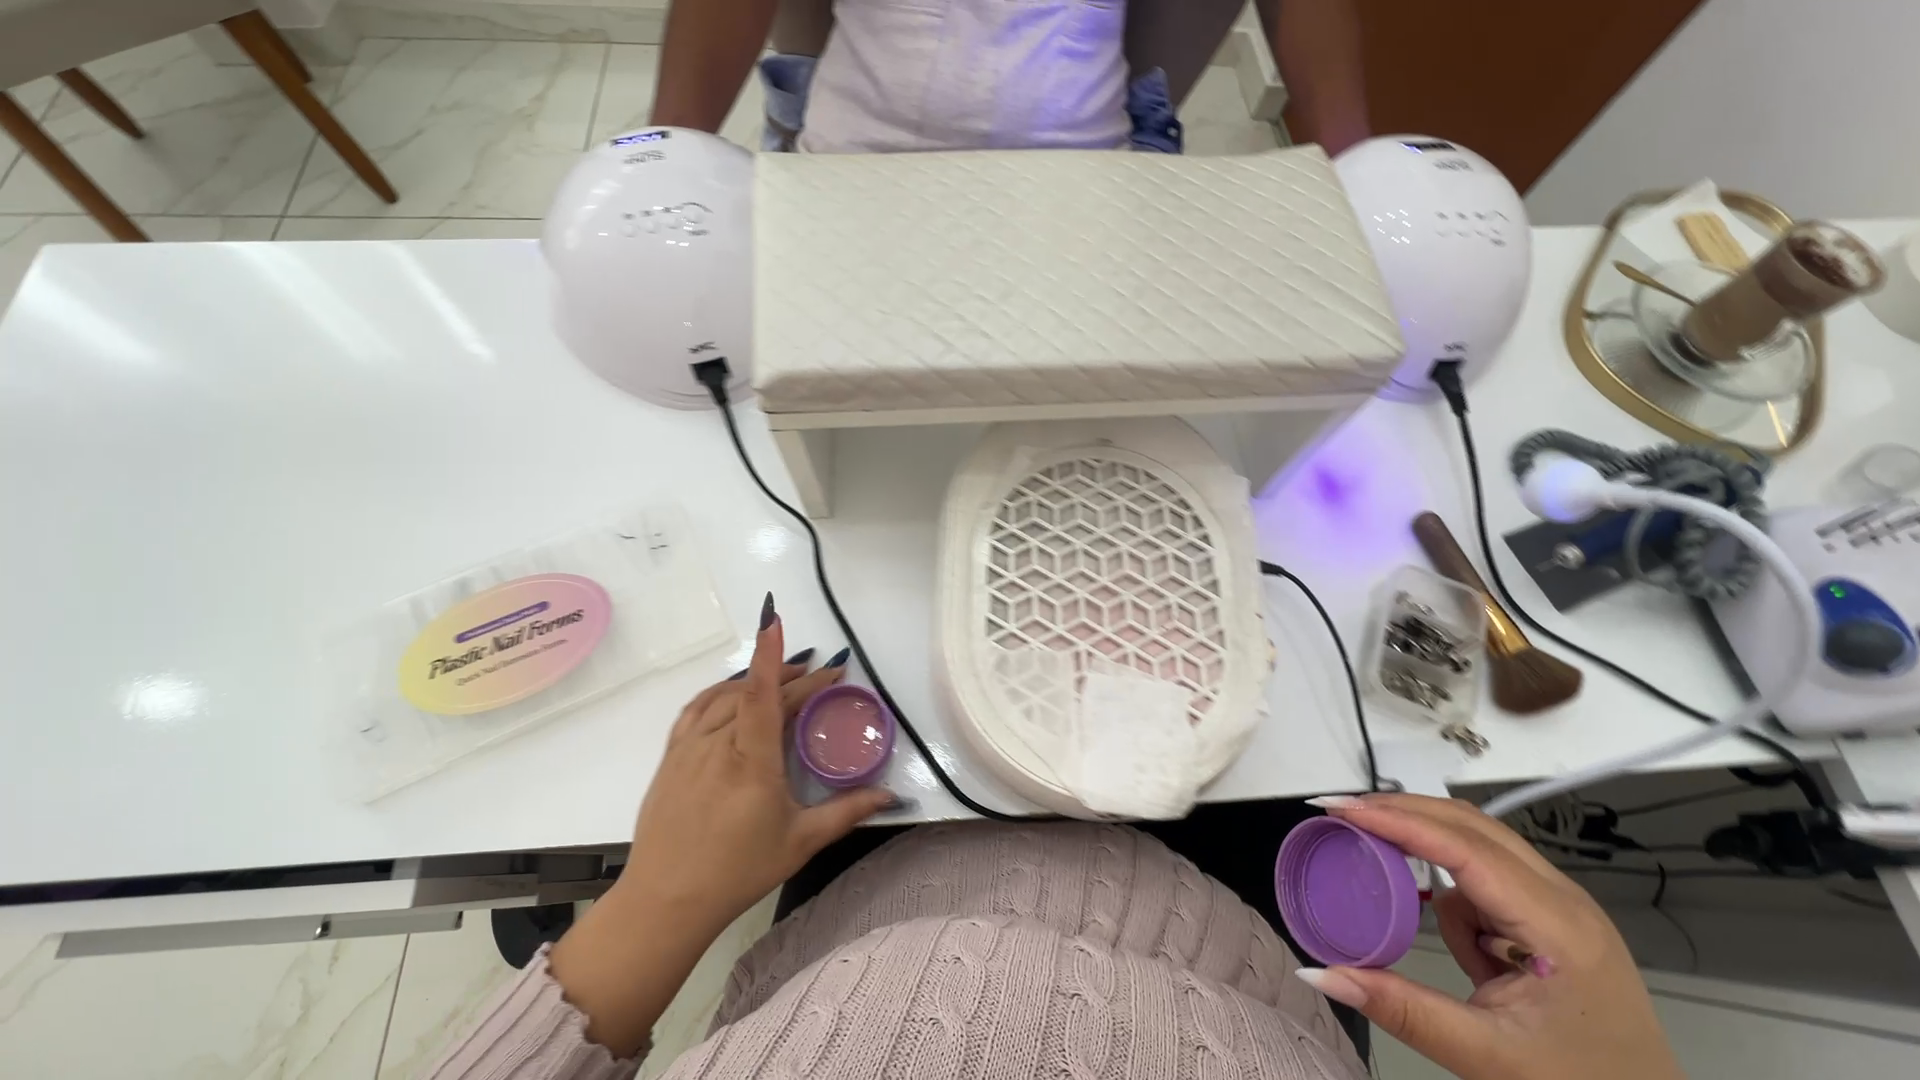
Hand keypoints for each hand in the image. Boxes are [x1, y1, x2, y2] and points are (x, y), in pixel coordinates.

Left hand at [621, 594, 893, 927]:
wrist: (666, 900)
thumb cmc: (738, 872)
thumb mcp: (800, 843)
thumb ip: (846, 812)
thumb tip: (890, 797)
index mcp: (750, 763)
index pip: (762, 696)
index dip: (771, 655)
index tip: (777, 620)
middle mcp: (716, 745)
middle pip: (756, 694)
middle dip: (793, 678)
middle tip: (825, 674)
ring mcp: (688, 749)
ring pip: (725, 696)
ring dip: (757, 680)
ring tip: (788, 676)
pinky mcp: (671, 757)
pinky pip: (697, 709)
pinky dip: (721, 692)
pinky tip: (735, 693)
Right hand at [1297, 795, 1683, 1079]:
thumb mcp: (1483, 1057)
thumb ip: (1400, 1008)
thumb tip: (1320, 973)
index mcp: (1557, 927)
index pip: (1465, 849)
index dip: (1397, 822)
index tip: (1338, 808)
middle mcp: (1565, 900)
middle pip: (1472, 825)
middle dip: (1404, 813)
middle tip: (1343, 814)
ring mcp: (1564, 907)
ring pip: (1478, 847)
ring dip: (1430, 853)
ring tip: (1391, 884)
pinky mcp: (1555, 920)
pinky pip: (1488, 883)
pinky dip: (1458, 898)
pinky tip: (1467, 955)